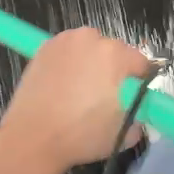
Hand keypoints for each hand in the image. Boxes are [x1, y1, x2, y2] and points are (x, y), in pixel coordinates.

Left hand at [0, 27, 151, 173]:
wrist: (34, 135)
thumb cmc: (82, 134)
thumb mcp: (123, 134)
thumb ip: (139, 119)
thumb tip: (137, 114)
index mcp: (114, 55)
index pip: (140, 62)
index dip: (140, 80)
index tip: (134, 96)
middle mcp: (91, 38)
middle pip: (113, 50)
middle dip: (114, 69)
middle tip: (106, 96)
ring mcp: (65, 40)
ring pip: (89, 47)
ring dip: (91, 62)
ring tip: (81, 90)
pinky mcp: (45, 46)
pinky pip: (68, 50)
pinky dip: (70, 62)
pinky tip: (63, 85)